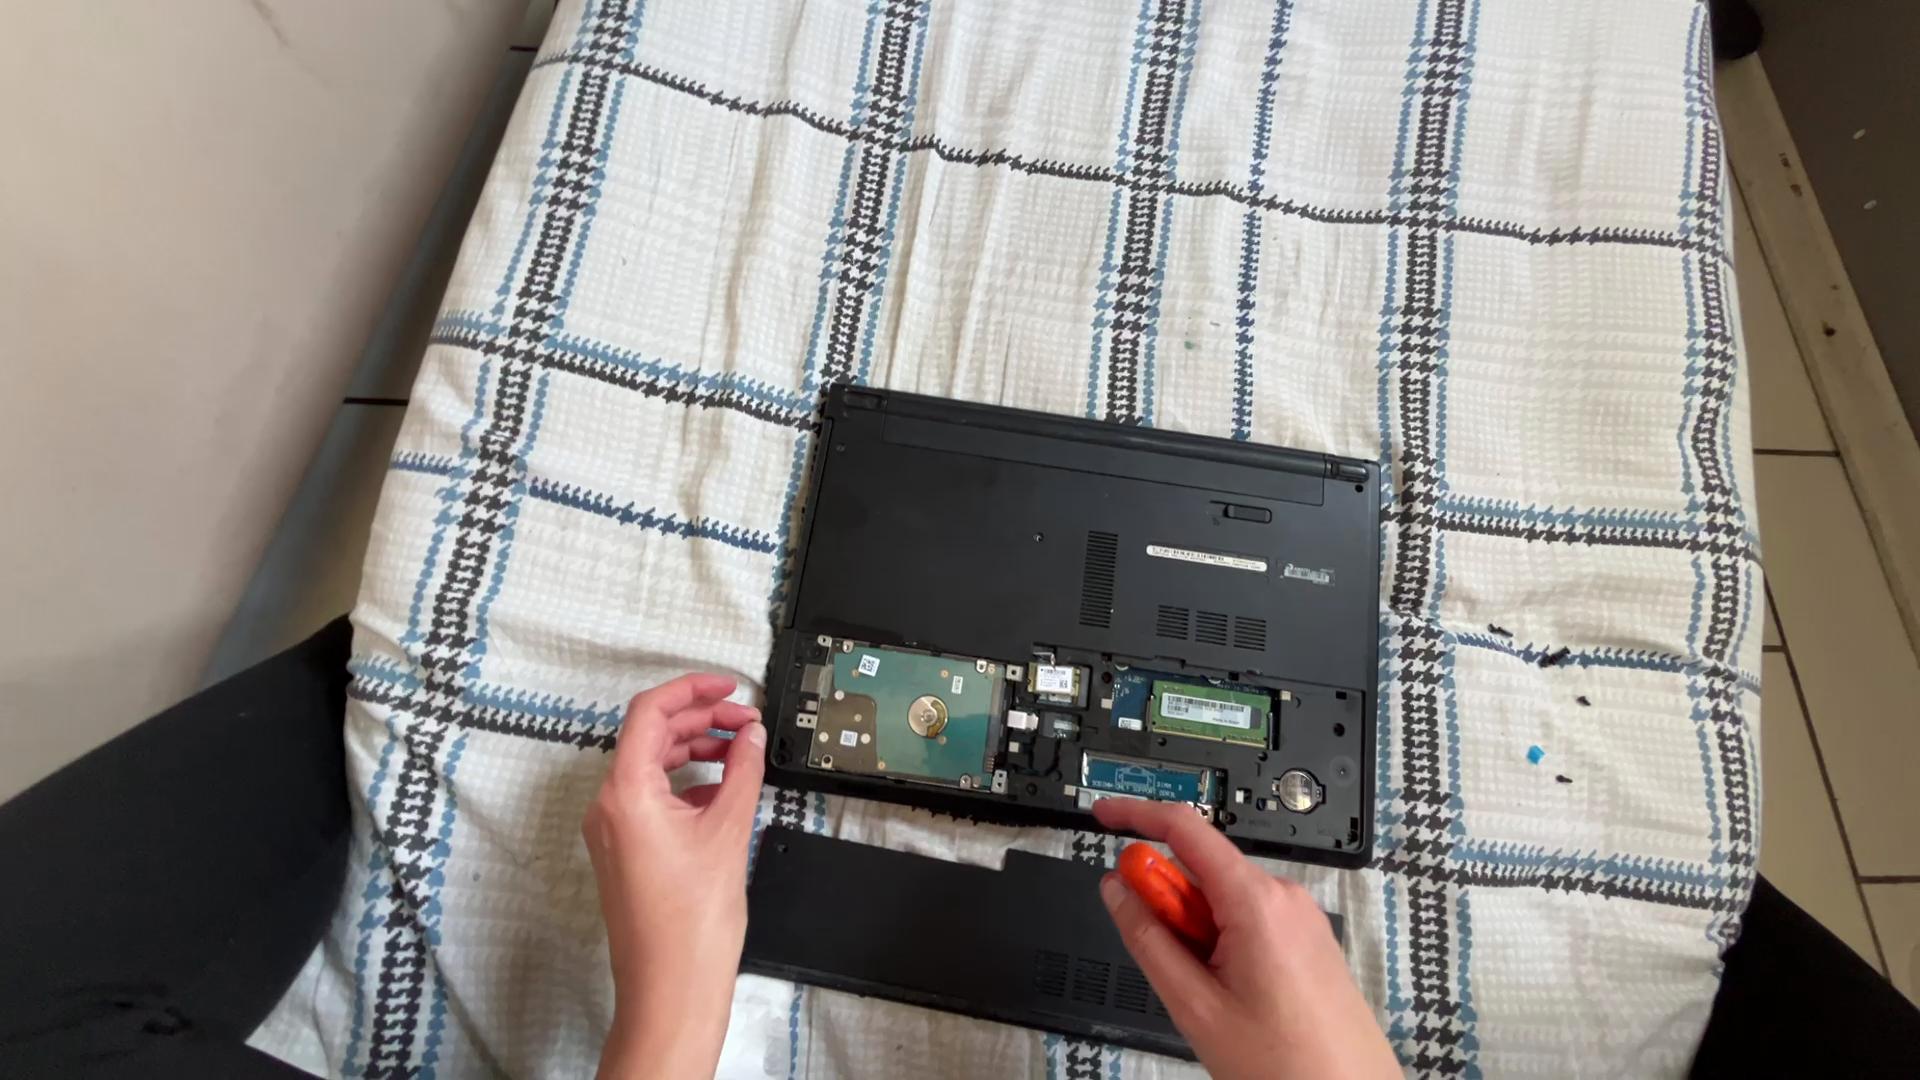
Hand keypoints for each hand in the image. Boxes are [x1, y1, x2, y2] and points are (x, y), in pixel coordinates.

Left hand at [584, 673, 765, 1079]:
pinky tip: (724, 785)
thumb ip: (742, 768)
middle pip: (654, 735)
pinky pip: (655, 791)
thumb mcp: (729, 827)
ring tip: (741, 747)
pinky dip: (689, 778)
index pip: (651, 713)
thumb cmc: (692, 921)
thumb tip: (751, 734)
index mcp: (626, 794)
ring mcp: (615, 827)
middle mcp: (610, 806)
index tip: (727, 686)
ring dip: (698, 747)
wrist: (673, 987)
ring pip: (655, 762)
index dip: (691, 689)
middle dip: (703, 719)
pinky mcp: (627, 845)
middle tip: (747, 720)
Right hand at [1092, 799, 1400, 1079]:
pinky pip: (1245, 912)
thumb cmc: (1287, 1069)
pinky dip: (1219, 935)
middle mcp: (1282, 893)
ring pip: (1219, 894)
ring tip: (1207, 992)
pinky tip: (1231, 991)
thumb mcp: (1195, 1006)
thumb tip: (1114, 888)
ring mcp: (1298, 914)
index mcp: (1255, 899)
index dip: (1135, 813)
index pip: (1182, 826)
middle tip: (1161, 957)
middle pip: (1199, 866)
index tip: (1102, 815)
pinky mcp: (1306, 935)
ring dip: (1193, 926)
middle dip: (1166, 899)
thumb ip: (1146, 938)